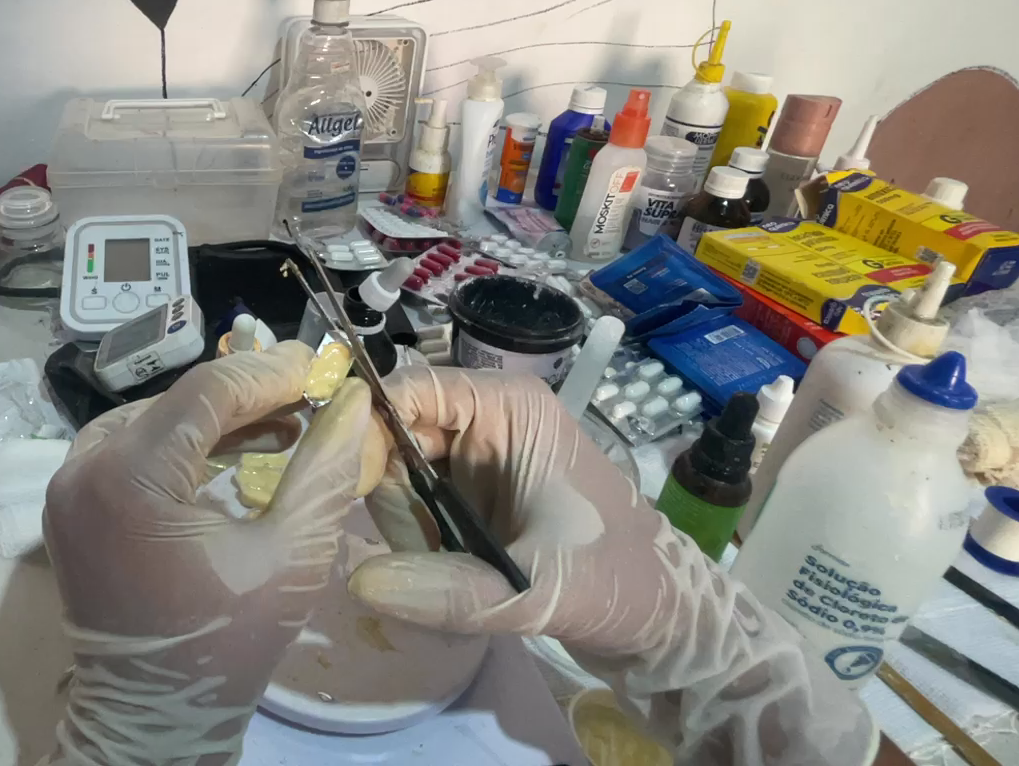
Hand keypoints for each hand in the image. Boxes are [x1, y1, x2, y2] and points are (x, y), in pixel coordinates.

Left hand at [41, 341, 370, 765]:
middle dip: (248, 392)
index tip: (317, 364)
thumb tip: (352, 401)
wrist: (151, 724)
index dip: (267, 372)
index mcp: (127, 478)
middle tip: (307, 391)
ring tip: (281, 421)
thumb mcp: (290, 558)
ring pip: (155, 417)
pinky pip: (132, 445)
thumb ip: (324, 471)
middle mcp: (83, 467)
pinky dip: (182, 441)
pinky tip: (232, 446)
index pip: (205, 393)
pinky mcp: (71, 500)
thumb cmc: (224, 648)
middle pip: (177, 401)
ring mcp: (68, 483)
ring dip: (217, 416)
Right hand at [350, 366, 877, 765]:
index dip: (370, 428)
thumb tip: (361, 583)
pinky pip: (410, 503)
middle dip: (391, 492)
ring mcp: (470, 458)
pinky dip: (412, 538)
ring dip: (403, 524)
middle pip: (392, 433)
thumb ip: (454, 589)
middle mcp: (481, 420)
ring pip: (395, 472)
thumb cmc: (622, 583)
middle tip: (415, 551)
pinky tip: (441, 569)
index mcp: (506, 406)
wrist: (668, 629)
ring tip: (445, 568)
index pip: (409, 389)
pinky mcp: (466, 495)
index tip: (350, 485)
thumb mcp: (543, 587)